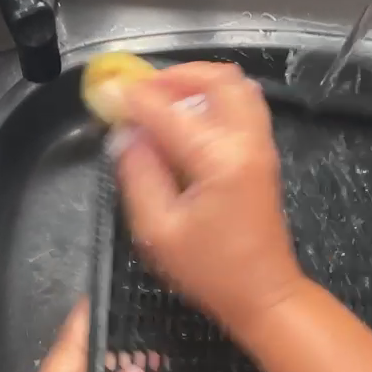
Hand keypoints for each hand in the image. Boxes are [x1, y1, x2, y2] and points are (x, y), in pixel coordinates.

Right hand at [114, 62, 306, 335]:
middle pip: (216, 77)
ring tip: (162, 102)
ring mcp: (260, 144)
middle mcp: (246, 139)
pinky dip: (212, 99)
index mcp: (218, 158)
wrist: (264, 295)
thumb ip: (138, 174)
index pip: (167, 109)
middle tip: (141, 91)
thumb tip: (124, 135)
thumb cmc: (209, 270)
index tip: (106, 93)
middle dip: (173, 76)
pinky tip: (186, 120)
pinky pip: (242, 105)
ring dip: (196, 84)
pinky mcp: (263, 154)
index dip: (132, 97)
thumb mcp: (158, 230)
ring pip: (234, 86)